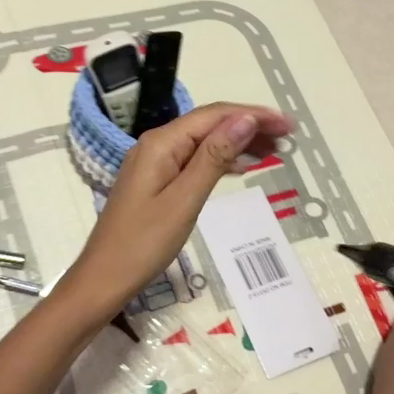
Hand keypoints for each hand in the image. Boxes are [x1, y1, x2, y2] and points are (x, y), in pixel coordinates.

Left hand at [64, 103, 290, 311]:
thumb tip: (245, 120)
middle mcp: (156, 145)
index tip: (288, 126)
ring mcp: (154, 164)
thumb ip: (214, 158)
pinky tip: (242, 169)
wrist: (104, 278)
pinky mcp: (155, 183)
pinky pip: (194, 161)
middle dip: (250, 127)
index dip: (254, 115)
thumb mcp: (185, 200)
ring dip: (238, 144)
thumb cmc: (143, 243)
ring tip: (275, 153)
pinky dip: (221, 161)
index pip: (214, 116)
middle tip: (288, 140)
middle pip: (210, 125)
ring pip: (203, 143)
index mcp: (161, 143)